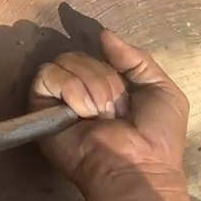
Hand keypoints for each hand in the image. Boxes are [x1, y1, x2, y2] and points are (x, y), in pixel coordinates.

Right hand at [29, 30, 189, 193]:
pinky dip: (70, 90)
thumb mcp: (162, 90)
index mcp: (104, 85)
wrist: (137, 166)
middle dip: (104, 81)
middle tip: (115, 111)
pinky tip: (82, 113)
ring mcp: (57, 98)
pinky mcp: (39, 107)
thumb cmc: (155, 137)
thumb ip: (136, 58)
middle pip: (80, 55)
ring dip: (91, 88)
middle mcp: (78, 89)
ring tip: (99, 116)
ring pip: (65, 61)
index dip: (111, 65)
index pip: (96, 53)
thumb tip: (103, 34)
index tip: (124, 86)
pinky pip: (48, 75)